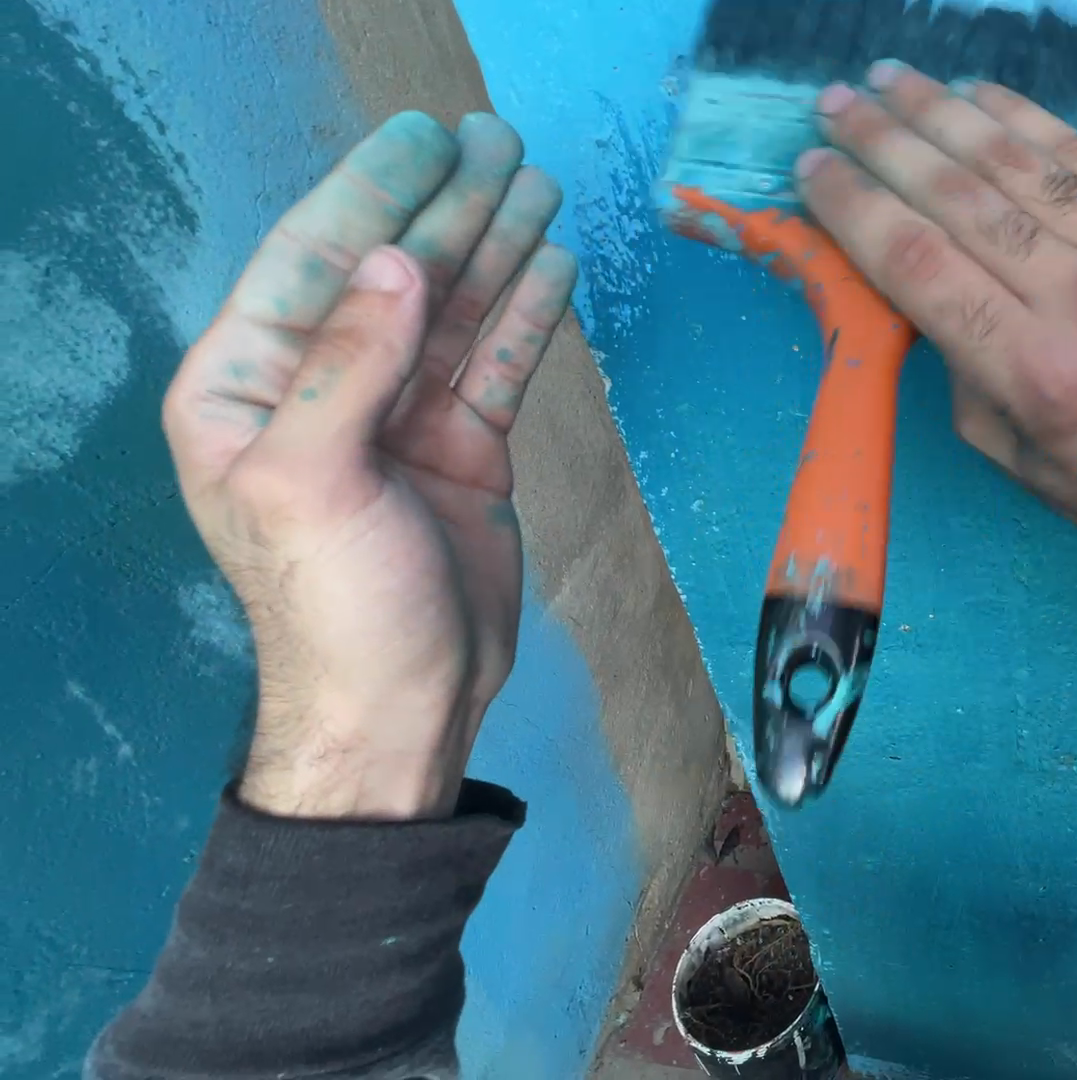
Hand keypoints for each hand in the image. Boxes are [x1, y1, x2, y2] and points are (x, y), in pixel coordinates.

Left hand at [162, 112, 576, 819]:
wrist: (408, 694)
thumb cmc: (336, 600)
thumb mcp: (314, 482)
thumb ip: (349, 368)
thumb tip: (394, 265)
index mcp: (255, 387)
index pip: (319, 265)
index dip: (374, 195)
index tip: (429, 142)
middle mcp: (332, 389)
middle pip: (400, 280)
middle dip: (451, 211)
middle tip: (502, 145)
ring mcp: (408, 420)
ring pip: (459, 318)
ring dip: (500, 254)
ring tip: (538, 191)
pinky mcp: (469, 450)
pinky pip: (499, 370)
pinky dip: (527, 321)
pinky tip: (551, 273)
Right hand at [796, 63, 1076, 581]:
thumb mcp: (996, 443)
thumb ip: (953, 355)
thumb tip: (912, 272)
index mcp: (1031, 368)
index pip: (919, 263)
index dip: (856, 208)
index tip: (812, 170)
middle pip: (962, 198)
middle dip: (887, 144)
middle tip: (835, 104)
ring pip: (1020, 163)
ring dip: (944, 112)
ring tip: (890, 81)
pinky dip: (1024, 119)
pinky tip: (977, 95)